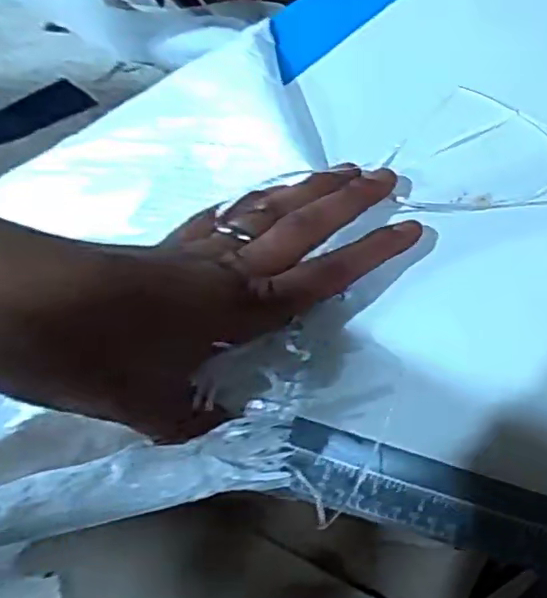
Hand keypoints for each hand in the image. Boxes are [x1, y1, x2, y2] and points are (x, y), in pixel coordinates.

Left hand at [0, 168, 420, 440]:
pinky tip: (254, 196)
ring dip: (307, 190)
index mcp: (247, 306)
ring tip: (344, 170)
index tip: (412, 226)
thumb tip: (230, 427)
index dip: (373, 251)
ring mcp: (192, 255)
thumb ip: (193, 415)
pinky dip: (239, 205)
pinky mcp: (154, 249)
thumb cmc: (83, 350)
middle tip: (388, 177)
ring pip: (264, 214)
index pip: (328, 275)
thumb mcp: (142, 402)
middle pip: (302, 228)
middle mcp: (231, 273)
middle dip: (349, 201)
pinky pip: (211, 221)